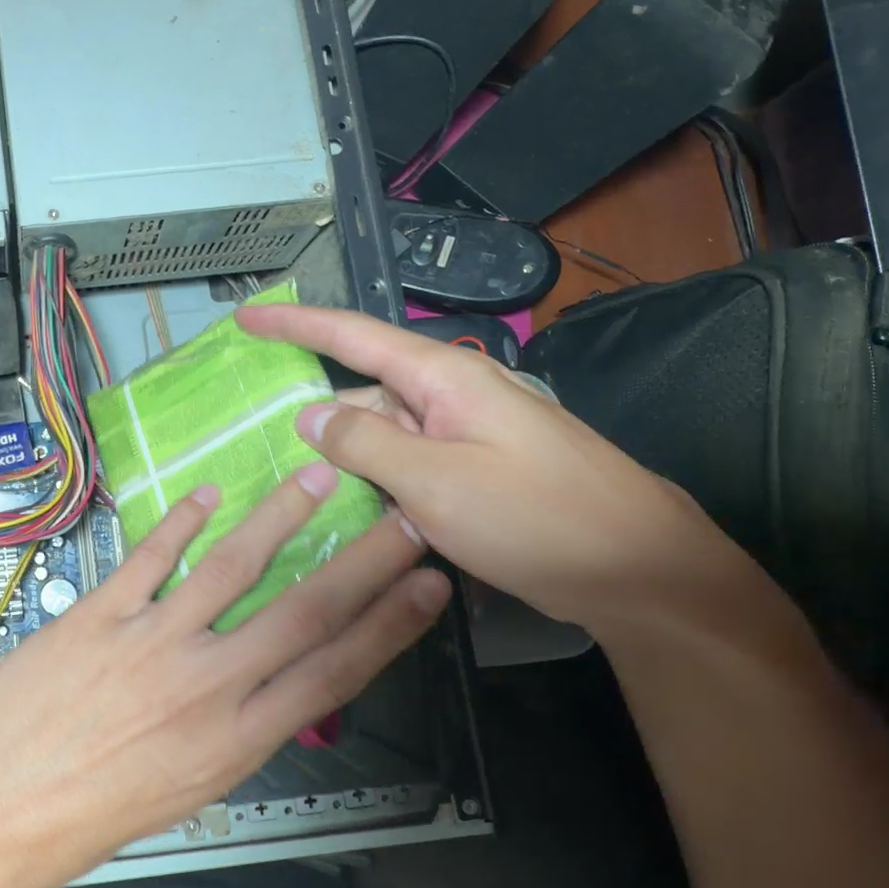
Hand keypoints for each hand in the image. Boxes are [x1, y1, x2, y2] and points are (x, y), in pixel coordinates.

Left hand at [0, 463, 449, 887]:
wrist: (0, 808)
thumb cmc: (91, 811)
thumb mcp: (187, 789)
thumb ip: (232, 731)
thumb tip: (263, 686)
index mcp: (236, 740)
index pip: (333, 672)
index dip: (389, 625)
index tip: (424, 586)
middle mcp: (205, 686)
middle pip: (303, 612)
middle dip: (362, 562)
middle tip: (403, 519)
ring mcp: (150, 644)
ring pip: (231, 568)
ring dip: (277, 520)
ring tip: (313, 481)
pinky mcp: (97, 617)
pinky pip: (148, 558)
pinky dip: (178, 522)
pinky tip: (204, 496)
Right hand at [236, 303, 753, 629]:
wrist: (641, 570)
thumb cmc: (535, 516)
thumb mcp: (433, 481)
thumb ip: (362, 442)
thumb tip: (309, 414)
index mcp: (443, 378)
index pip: (353, 335)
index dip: (295, 324)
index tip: (247, 317)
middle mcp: (455, 395)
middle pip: (367, 390)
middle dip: (321, 417)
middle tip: (270, 452)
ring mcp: (471, 433)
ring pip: (388, 433)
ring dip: (352, 460)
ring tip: (308, 495)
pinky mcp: (482, 470)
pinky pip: (413, 463)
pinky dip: (383, 482)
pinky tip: (361, 514)